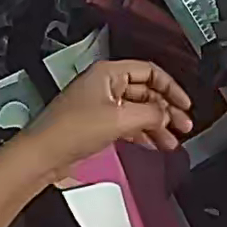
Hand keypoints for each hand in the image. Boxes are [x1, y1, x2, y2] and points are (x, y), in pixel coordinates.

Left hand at [19, 60, 192, 168]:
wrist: (43, 154)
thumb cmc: (69, 130)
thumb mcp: (119, 119)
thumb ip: (149, 114)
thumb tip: (166, 115)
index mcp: (108, 73)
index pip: (149, 72)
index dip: (171, 87)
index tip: (184, 103)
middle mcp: (104, 85)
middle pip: (145, 92)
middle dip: (165, 109)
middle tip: (183, 125)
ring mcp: (100, 104)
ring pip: (137, 110)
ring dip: (156, 125)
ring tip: (171, 141)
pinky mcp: (96, 123)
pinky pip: (127, 123)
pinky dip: (142, 133)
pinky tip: (153, 143)